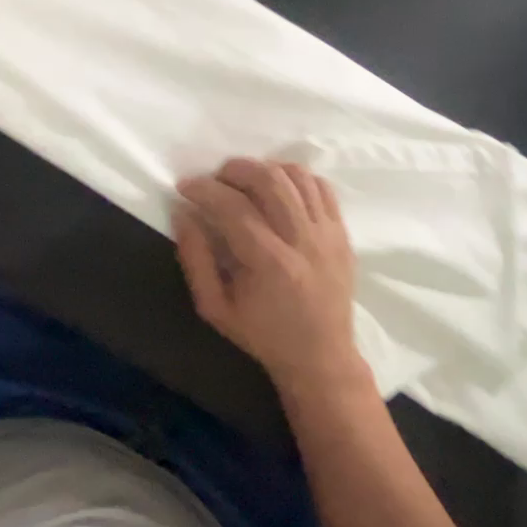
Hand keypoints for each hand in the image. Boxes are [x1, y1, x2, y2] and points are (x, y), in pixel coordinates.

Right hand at [175, 159, 364, 391]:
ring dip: (265, 169)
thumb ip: (195, 258)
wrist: (320, 357)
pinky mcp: (343, 234)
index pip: (233, 206)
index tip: (185, 187)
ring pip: (297, 177)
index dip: (204, 189)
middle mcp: (303, 241)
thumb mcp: (213, 307)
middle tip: (215, 179)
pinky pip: (321, 187)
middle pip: (269, 180)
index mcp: (269, 263)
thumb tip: (183, 214)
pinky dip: (296, 178)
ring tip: (245, 181)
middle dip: (234, 169)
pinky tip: (277, 190)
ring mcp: (328, 235)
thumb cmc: (261, 334)